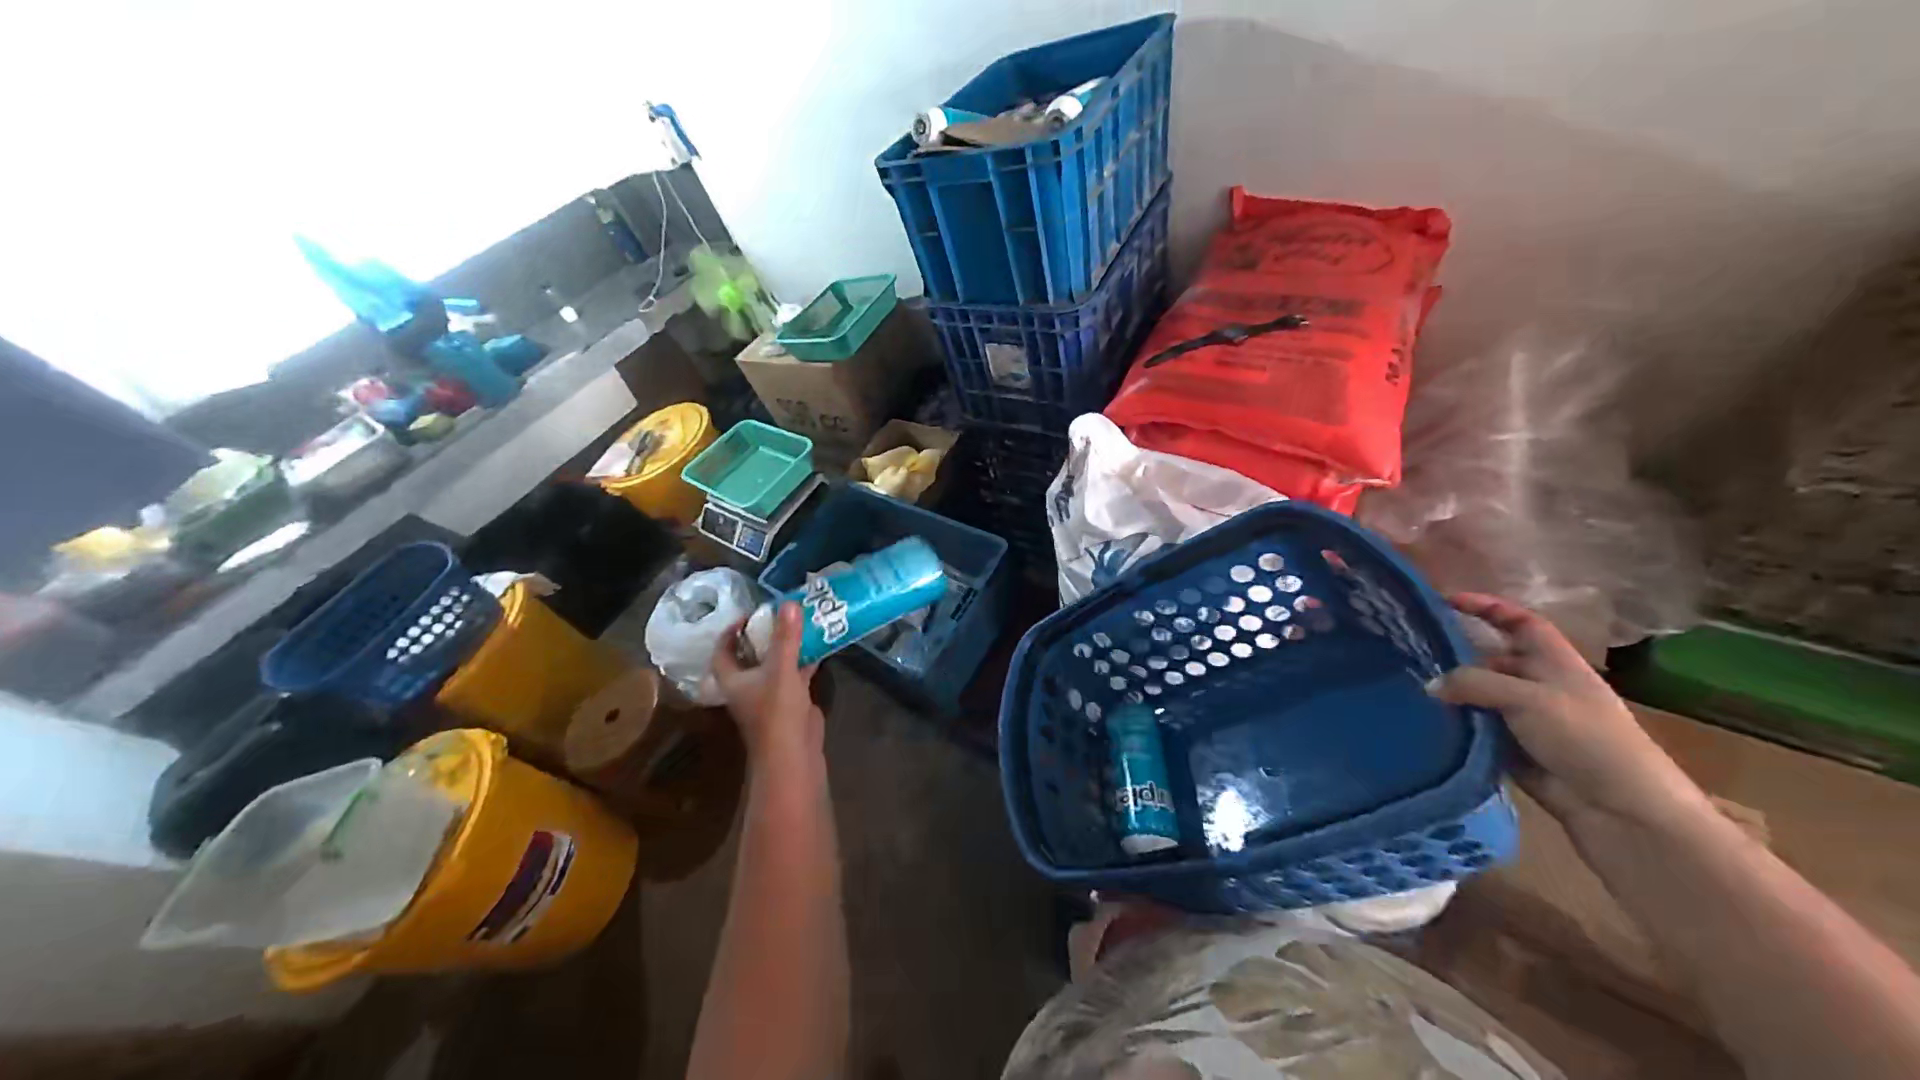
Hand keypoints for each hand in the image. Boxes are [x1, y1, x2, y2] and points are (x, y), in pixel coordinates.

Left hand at [711, 602, 824, 761]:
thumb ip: (786, 637)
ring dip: (786, 646)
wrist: (793, 754)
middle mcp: (748, 686)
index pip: (723, 650)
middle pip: (751, 655)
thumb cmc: (776, 711)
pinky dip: (804, 660)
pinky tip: (819, 645)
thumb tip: (789, 603)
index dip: (731, 631)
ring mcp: (770, 695)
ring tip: (801, 622)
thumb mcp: (781, 669)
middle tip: (779, 613)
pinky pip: (795, 674)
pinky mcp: (791, 702)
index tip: (749, 613)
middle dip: (764, 634)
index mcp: (733, 679)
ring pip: (775, 664)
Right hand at [1427, 593, 1713, 832]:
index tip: (1446, 600)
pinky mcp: (1513, 749)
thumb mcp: (1529, 698)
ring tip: (1408, 686)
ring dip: (1451, 693)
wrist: (1620, 810)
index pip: (1520, 622)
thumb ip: (1473, 684)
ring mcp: (1526, 719)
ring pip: (1478, 695)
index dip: (1487, 607)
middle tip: (1411, 651)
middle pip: (1491, 659)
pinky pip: (1475, 728)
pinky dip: (1454, 723)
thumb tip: (1429, 685)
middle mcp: (1539, 685)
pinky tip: (1424, 720)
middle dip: (1456, 654)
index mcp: (1555, 663)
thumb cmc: (1586, 738)